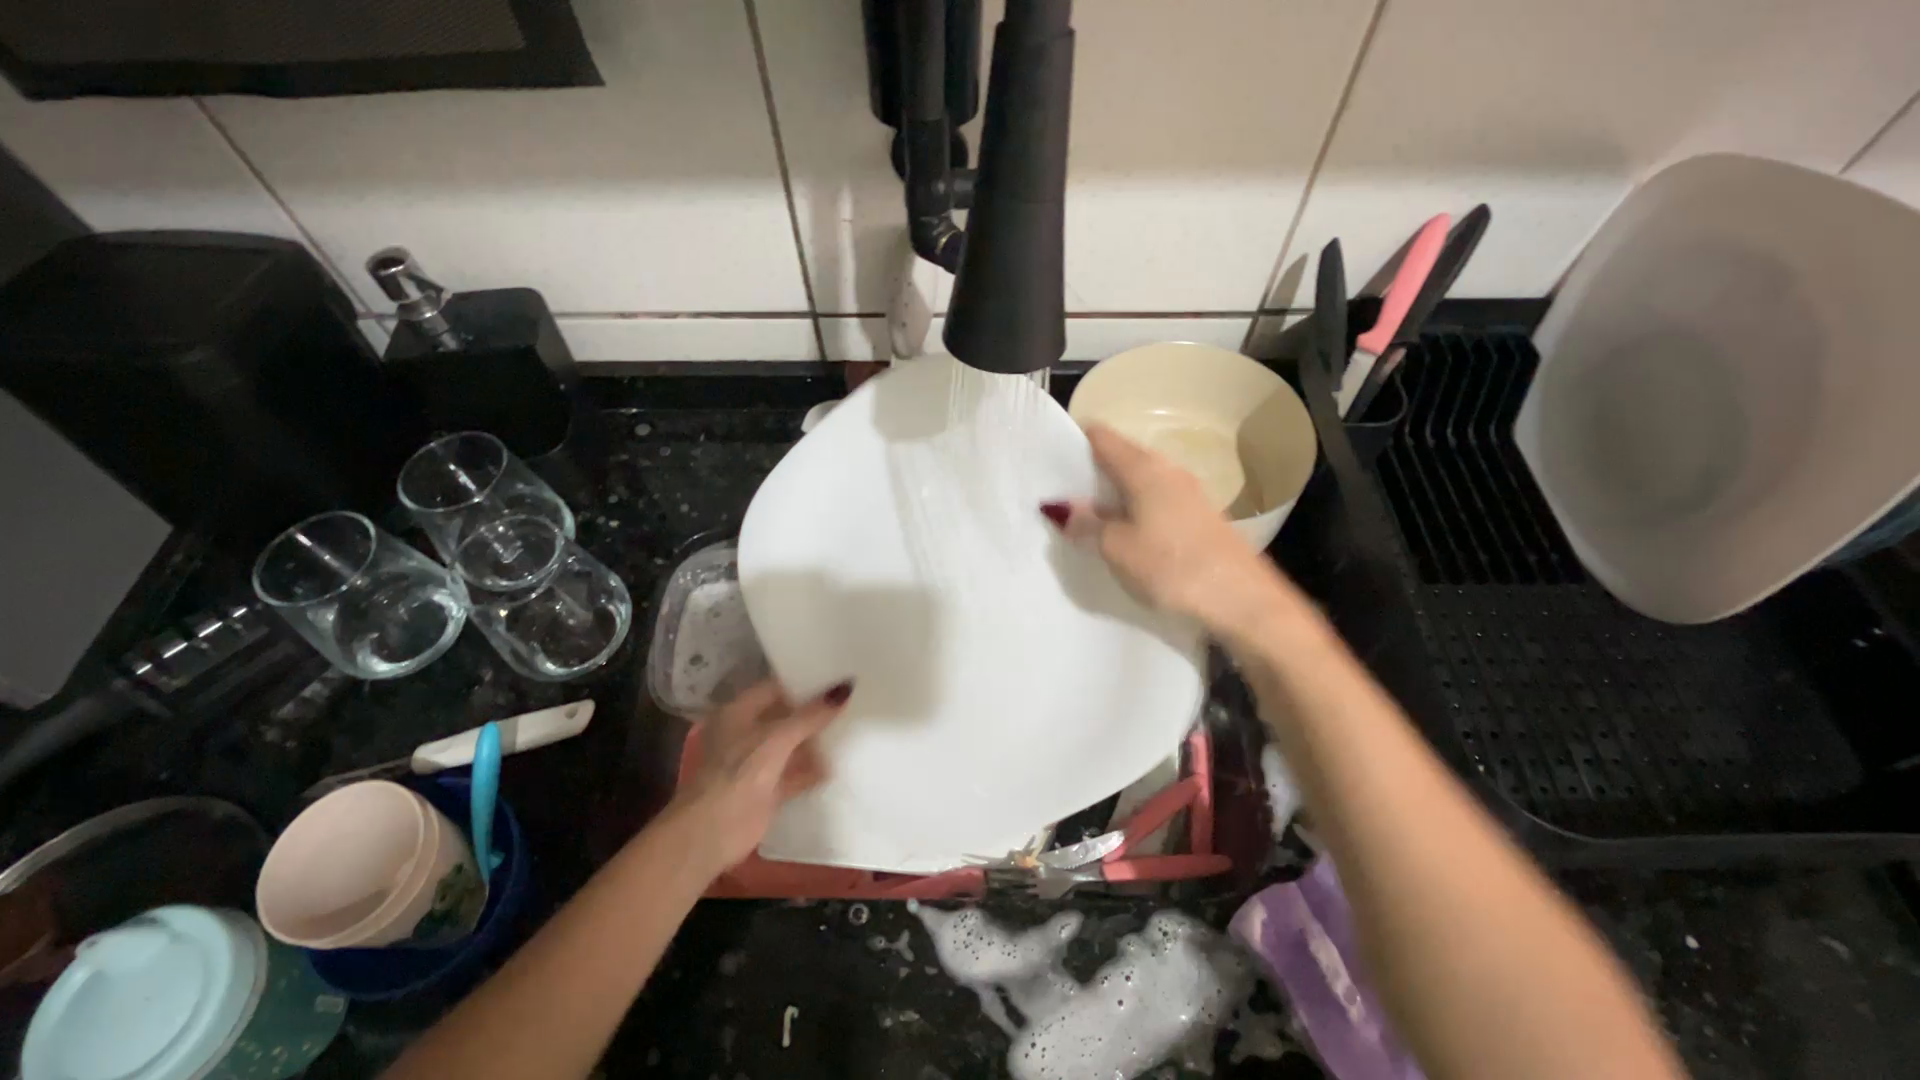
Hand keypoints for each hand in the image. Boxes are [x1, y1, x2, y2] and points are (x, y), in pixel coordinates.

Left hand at [667, 677, 851, 873]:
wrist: (713, 831)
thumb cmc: (739, 773)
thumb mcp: (776, 738)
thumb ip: (810, 715)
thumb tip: (845, 688)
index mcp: (738, 712)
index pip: (775, 688)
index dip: (803, 682)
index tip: (837, 676)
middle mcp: (746, 733)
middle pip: (785, 716)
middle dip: (814, 713)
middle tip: (851, 701)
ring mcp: (756, 762)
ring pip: (792, 745)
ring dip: (816, 742)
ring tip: (852, 728)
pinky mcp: (768, 789)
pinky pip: (795, 773)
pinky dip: (813, 770)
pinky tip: (839, 764)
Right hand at [1042, 424, 1303, 638]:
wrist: (1241, 600)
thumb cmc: (1173, 567)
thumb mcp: (1117, 549)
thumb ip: (1088, 525)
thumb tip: (1064, 507)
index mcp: (1143, 468)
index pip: (1101, 437)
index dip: (1073, 443)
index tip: (1049, 463)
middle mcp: (1167, 470)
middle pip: (1120, 458)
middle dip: (1090, 474)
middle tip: (1059, 498)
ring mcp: (1186, 493)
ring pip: (1138, 483)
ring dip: (1112, 497)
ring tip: (1086, 521)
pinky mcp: (1198, 518)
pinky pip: (1154, 503)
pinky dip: (1133, 512)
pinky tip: (1123, 537)